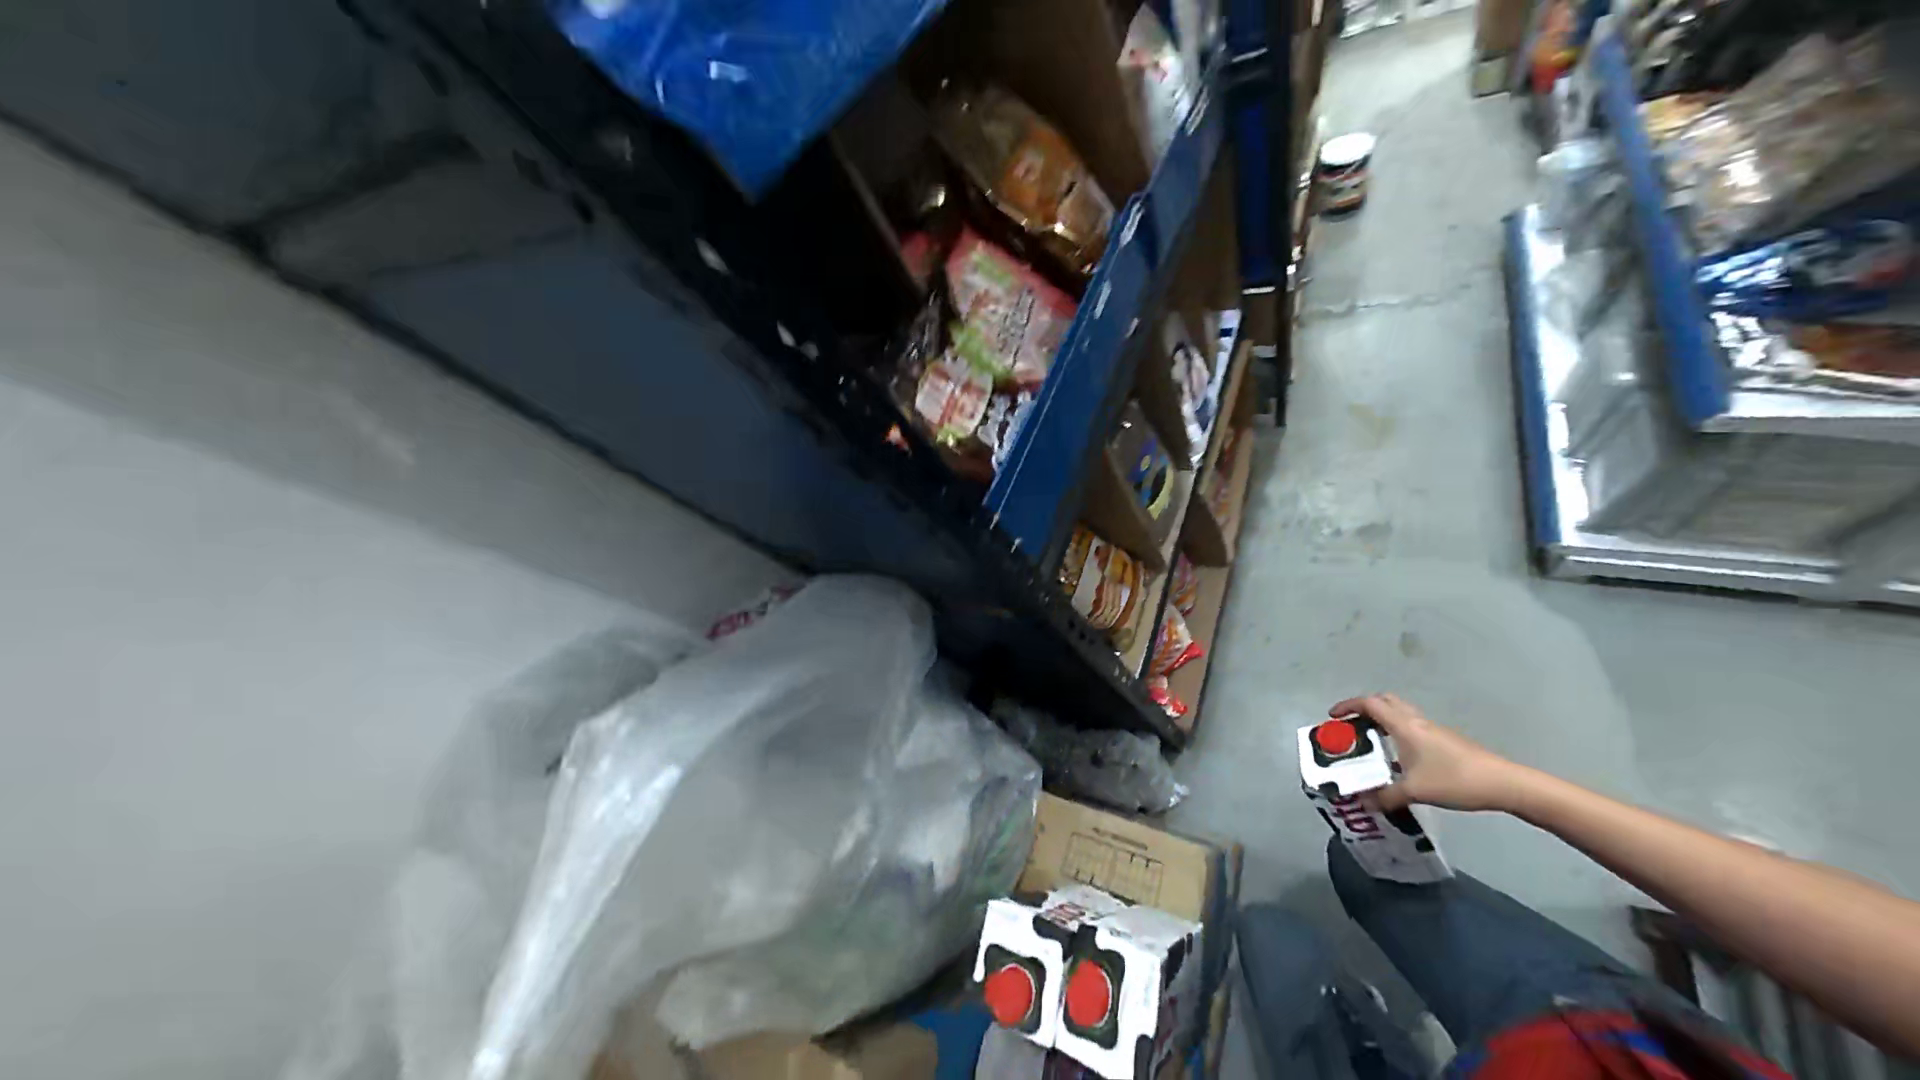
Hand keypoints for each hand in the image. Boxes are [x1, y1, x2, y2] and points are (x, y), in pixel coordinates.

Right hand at [1329, 693, 1529, 813]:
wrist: (1505, 784)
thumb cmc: (1454, 779)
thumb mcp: (1414, 791)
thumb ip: (1385, 796)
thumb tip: (1363, 803)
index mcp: (1404, 726)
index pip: (1370, 704)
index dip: (1348, 706)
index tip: (1333, 717)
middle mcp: (1416, 722)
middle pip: (1385, 702)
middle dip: (1364, 709)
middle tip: (1352, 725)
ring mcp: (1433, 731)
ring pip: (1400, 714)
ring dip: (1382, 721)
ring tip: (1370, 741)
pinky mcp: (1445, 742)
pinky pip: (1412, 728)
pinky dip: (1397, 733)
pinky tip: (1398, 758)